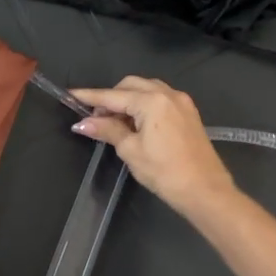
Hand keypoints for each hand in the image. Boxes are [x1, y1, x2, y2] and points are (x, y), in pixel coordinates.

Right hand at [70, 77, 236, 216]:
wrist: (204, 190)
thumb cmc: (164, 171)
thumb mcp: (130, 150)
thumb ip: (107, 130)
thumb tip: (82, 124)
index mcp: (152, 102)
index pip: (112, 95)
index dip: (89, 96)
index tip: (70, 95)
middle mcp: (168, 94)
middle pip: (130, 85)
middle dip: (110, 97)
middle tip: (96, 119)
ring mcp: (181, 102)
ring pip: (146, 89)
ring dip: (127, 100)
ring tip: (115, 123)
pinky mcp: (188, 113)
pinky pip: (160, 99)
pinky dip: (143, 105)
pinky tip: (135, 124)